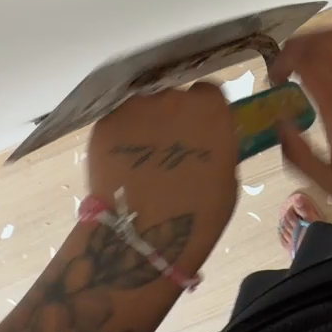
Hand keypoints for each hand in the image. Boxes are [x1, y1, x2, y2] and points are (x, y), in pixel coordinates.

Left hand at [86, 84, 237, 271]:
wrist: (144, 239)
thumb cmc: (200, 214)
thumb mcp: (226, 173)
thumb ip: (217, 143)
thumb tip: (206, 139)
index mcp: (209, 108)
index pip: (207, 92)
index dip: (202, 109)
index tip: (199, 127)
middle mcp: (173, 97)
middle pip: (173, 96)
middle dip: (172, 116)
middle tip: (168, 146)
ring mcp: (136, 108)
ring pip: (143, 108)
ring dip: (145, 124)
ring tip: (141, 158)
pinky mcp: (105, 124)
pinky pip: (118, 124)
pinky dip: (120, 139)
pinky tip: (121, 164)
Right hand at [271, 29, 331, 240]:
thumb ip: (299, 154)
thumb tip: (278, 123)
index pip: (311, 62)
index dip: (284, 61)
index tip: (273, 79)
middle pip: (329, 39)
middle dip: (299, 43)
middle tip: (283, 65)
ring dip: (318, 43)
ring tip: (302, 64)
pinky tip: (328, 76)